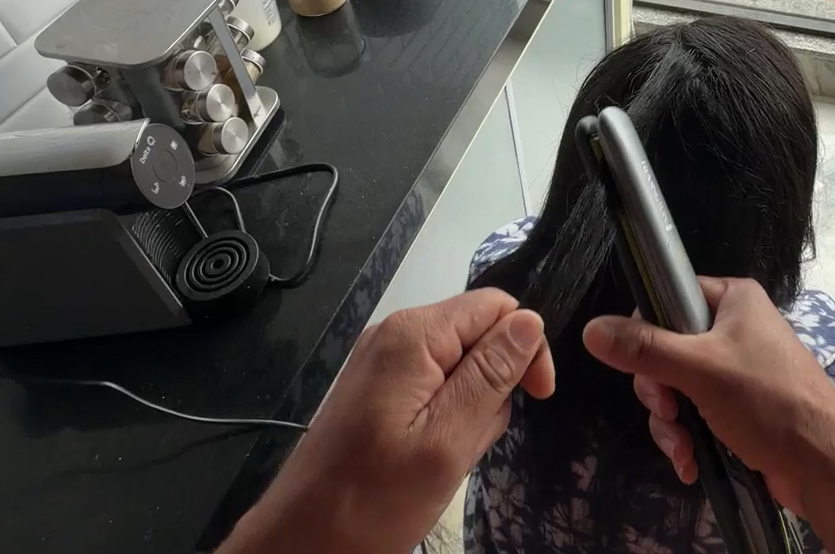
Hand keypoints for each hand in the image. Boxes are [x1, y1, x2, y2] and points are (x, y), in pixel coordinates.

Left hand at [221, 289, 554, 553]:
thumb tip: (531, 319)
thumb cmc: (373, 501)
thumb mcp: (447, 442)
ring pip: (460, 363)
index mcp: (415, 334)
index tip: (537, 397)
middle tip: (470, 442)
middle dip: (492, 385)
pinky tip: (430, 455)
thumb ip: (491, 376)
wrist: (297, 548)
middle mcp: (397, 332)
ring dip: (469, 409)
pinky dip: (446, 417)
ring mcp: (383, 359)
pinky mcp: (377, 386)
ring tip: (445, 457)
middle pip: (478, 333)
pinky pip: (435, 384)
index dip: (526, 345)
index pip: (496, 306)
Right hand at [584, 278, 834, 553]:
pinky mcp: (738, 404)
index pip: (668, 296)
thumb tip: (590, 328)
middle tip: (668, 412)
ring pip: (676, 384)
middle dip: (659, 390)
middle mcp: (732, 326)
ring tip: (683, 450)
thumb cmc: (768, 400)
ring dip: (670, 422)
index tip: (642, 366)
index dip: (647, 331)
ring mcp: (736, 367)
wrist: (827, 468)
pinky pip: (694, 409)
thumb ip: (644, 348)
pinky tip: (690, 463)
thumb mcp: (700, 369)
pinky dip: (687, 435)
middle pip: (665, 346)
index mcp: (731, 298)